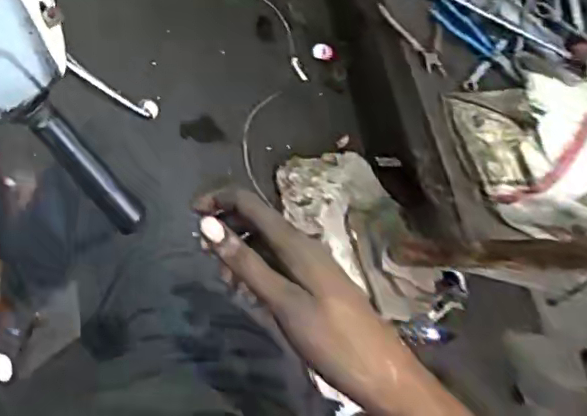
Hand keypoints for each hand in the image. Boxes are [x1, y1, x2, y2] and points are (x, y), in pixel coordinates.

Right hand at [195, 190, 469, 415]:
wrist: (395, 387)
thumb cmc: (336, 341)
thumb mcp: (283, 302)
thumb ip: (244, 261)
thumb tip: (205, 222)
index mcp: (295, 242)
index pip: (246, 200)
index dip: (215, 199)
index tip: (191, 215)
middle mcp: (303, 244)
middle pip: (253, 218)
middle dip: (224, 227)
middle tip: (204, 253)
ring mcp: (312, 265)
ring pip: (263, 241)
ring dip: (238, 251)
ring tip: (225, 280)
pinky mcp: (317, 284)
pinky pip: (276, 261)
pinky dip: (255, 267)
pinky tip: (249, 292)